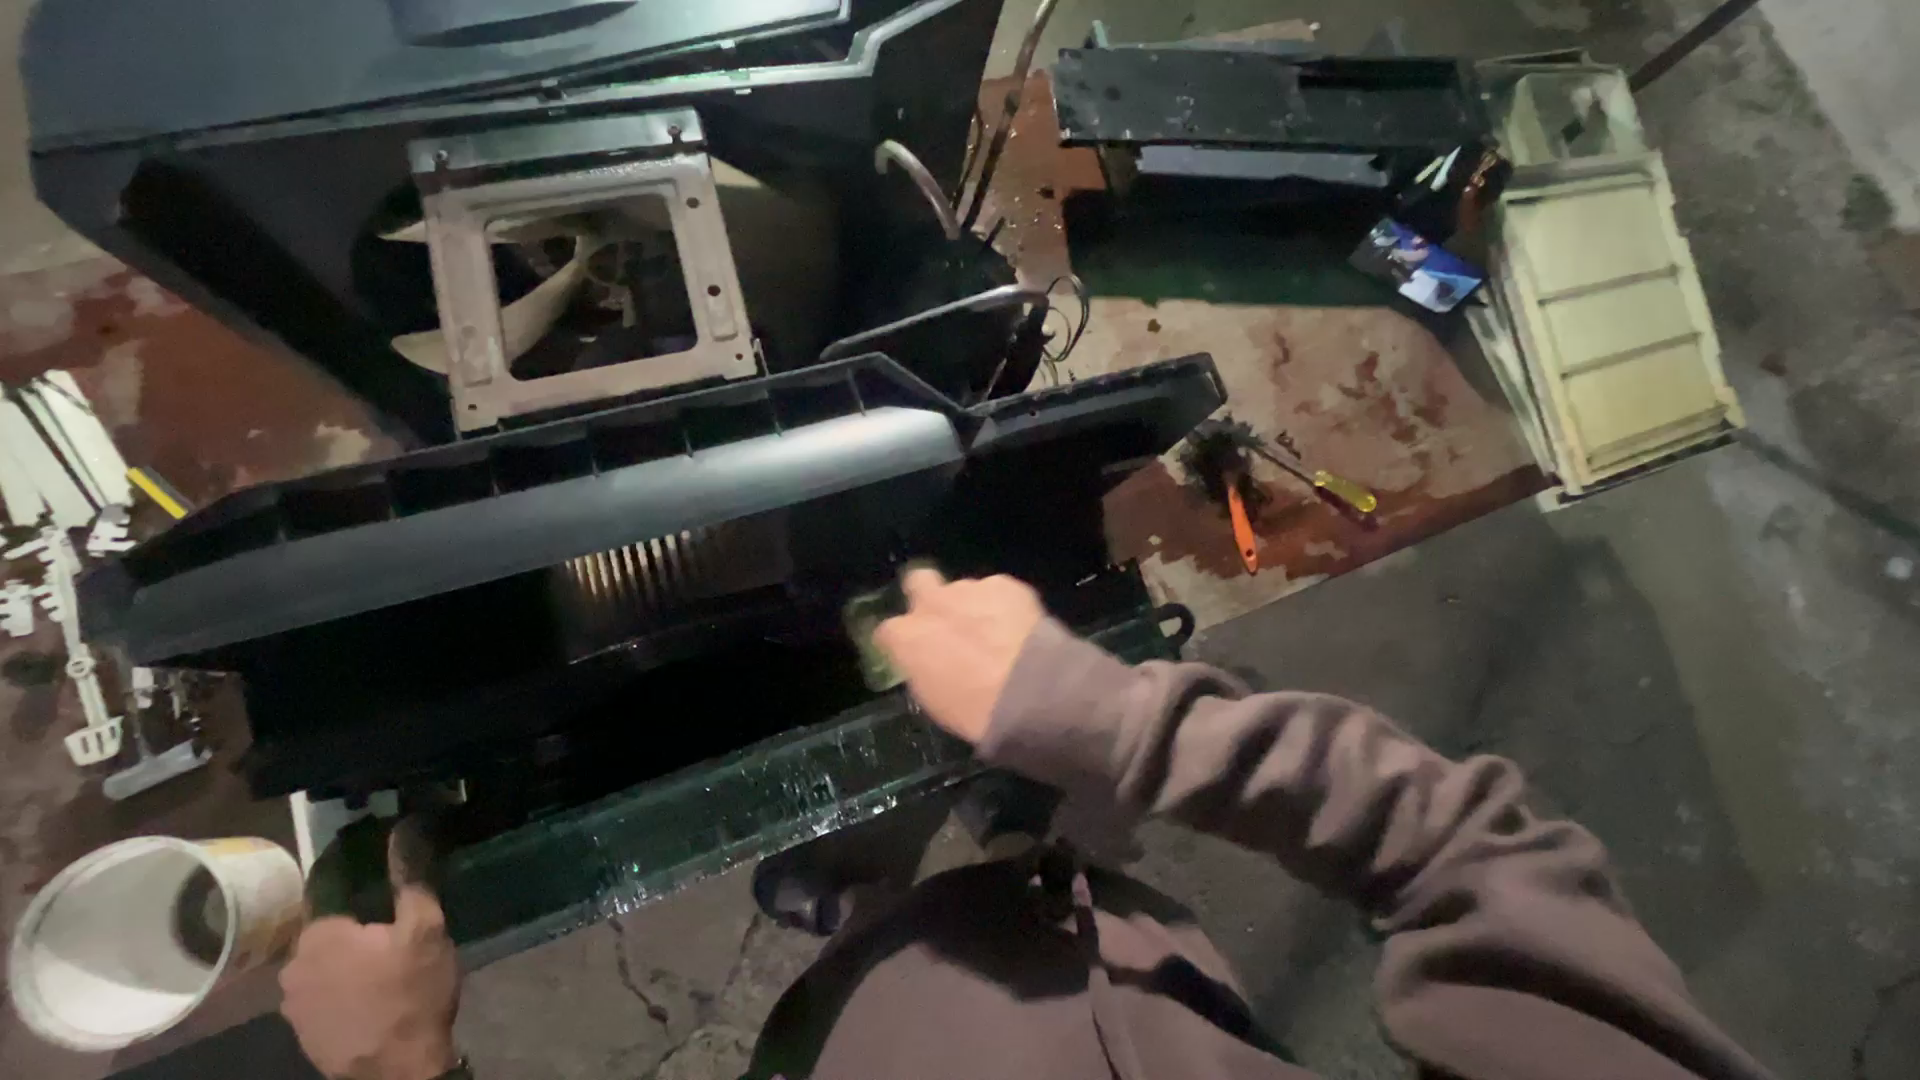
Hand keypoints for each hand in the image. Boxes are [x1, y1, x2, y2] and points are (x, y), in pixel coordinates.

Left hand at [280, 846, 460, 1079]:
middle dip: (356, 915)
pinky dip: (344, 976)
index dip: (355, 870)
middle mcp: (292, 965)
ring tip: (387, 945)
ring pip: (324, 957)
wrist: (397, 1070)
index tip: (380, 859)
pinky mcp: (303, 1027)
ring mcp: (293, 1001)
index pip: (328, 886)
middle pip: (327, 924)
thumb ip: (410, 877)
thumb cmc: (412, 991)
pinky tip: (373, 979)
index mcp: (319, 935)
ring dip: (349, 948)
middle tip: (394, 911)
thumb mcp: (425, 927)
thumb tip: (404, 827)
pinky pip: (322, 985)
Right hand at [874, 568, 1045, 743]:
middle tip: (944, 617)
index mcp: (906, 637)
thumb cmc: (973, 709)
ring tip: (997, 632)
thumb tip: (926, 659)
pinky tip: (1019, 627)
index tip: (913, 650)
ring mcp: (969, 589)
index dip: (902, 639)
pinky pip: (998, 591)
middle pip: (917, 581)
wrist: (1027, 690)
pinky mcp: (1004, 584)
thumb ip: (923, 667)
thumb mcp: (933, 698)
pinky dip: (1005, 605)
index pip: (888, 630)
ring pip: (964, 590)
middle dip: (926, 593)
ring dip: (974, 606)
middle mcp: (932, 604)